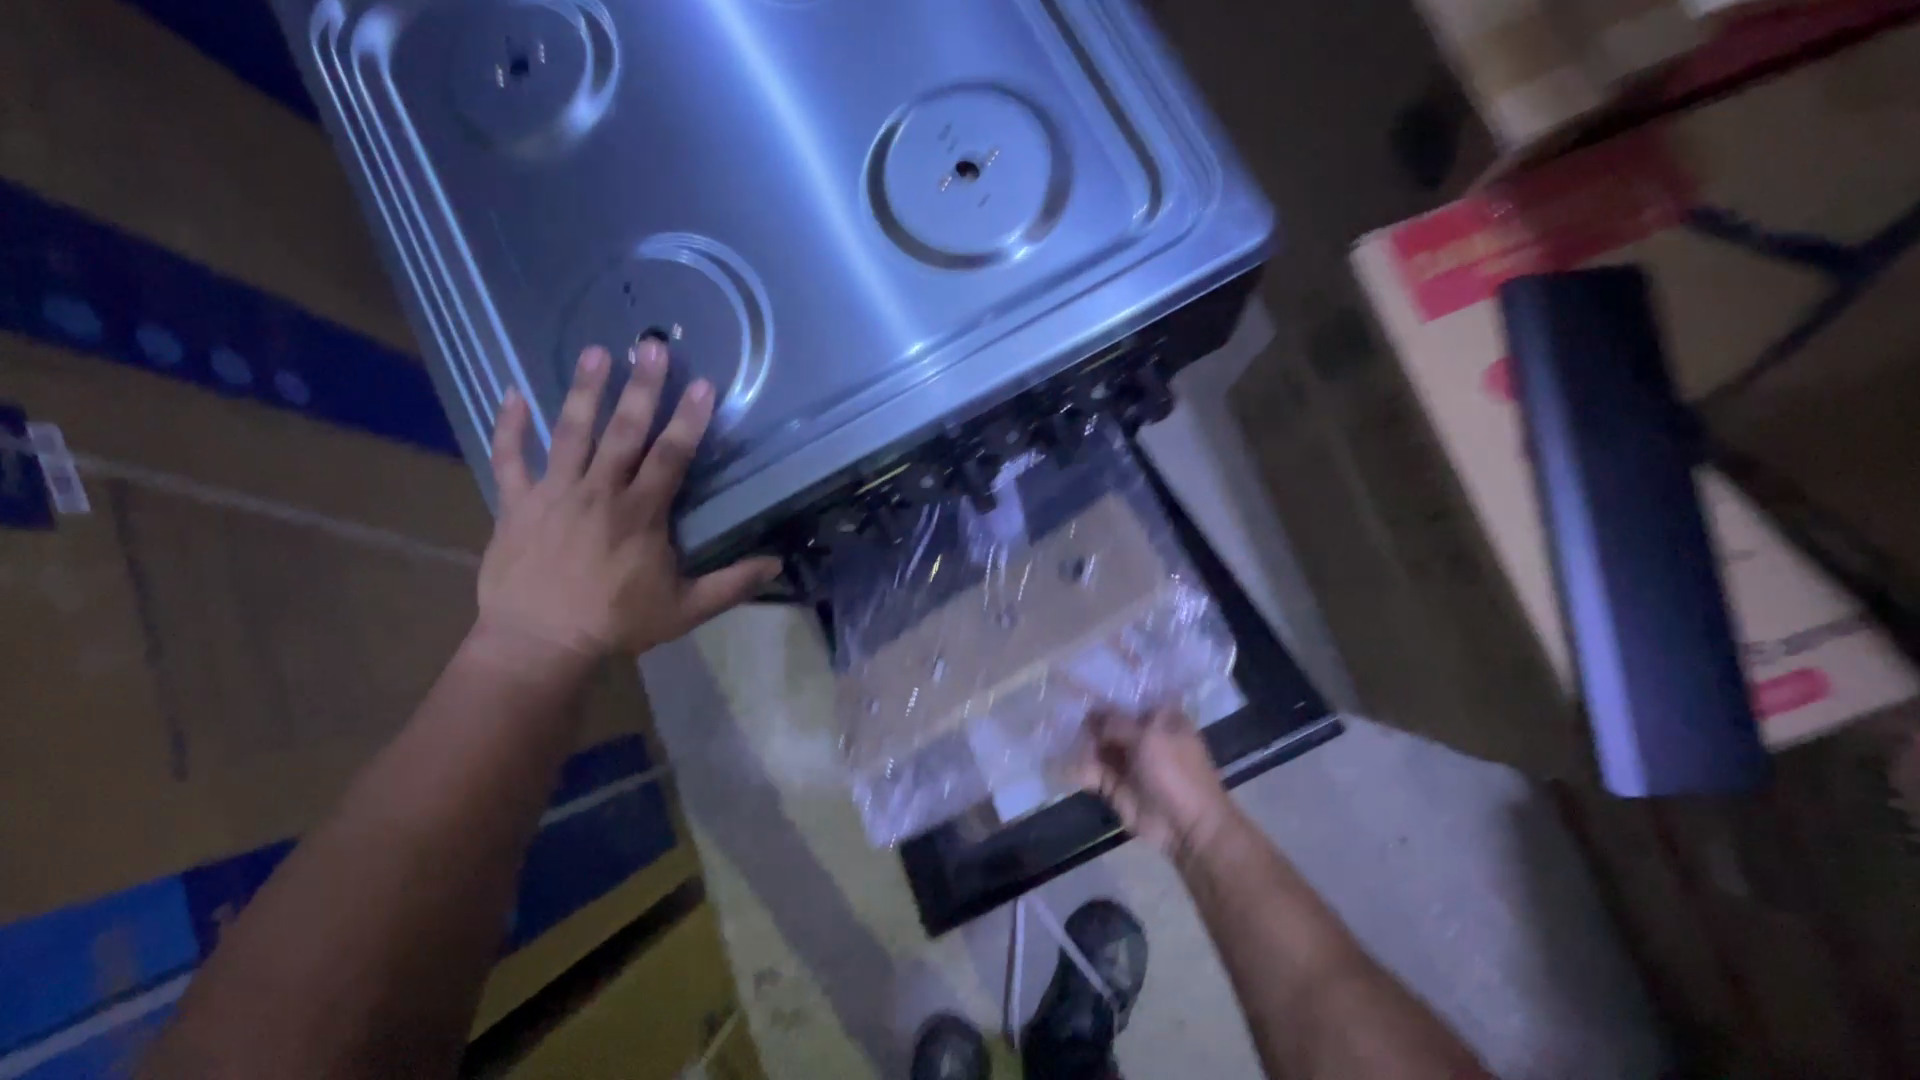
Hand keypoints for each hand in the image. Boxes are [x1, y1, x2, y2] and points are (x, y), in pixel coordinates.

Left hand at [477, 340, 781, 659]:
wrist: (539, 644)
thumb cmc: (616, 625)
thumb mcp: (685, 610)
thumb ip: (731, 584)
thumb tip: (776, 563)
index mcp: (640, 514)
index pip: (671, 456)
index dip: (689, 419)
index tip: (703, 383)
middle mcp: (599, 492)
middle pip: (623, 431)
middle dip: (641, 387)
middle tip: (652, 345)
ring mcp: (553, 493)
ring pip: (570, 432)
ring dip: (583, 390)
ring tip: (596, 351)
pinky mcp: (516, 504)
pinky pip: (510, 458)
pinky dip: (509, 427)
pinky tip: (510, 393)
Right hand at [1075, 706, 1237, 862]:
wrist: (1187, 825)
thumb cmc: (1175, 771)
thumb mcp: (1148, 737)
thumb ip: (1115, 722)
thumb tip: (1090, 712)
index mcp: (1158, 717)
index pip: (1127, 697)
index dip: (1104, 694)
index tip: (1077, 688)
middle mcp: (1141, 734)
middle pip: (1106, 720)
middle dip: (1087, 721)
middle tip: (1066, 720)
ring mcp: (1127, 759)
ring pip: (1095, 744)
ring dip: (1081, 745)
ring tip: (1071, 749)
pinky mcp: (1114, 784)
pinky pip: (1091, 770)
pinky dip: (1081, 769)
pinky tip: (1075, 771)